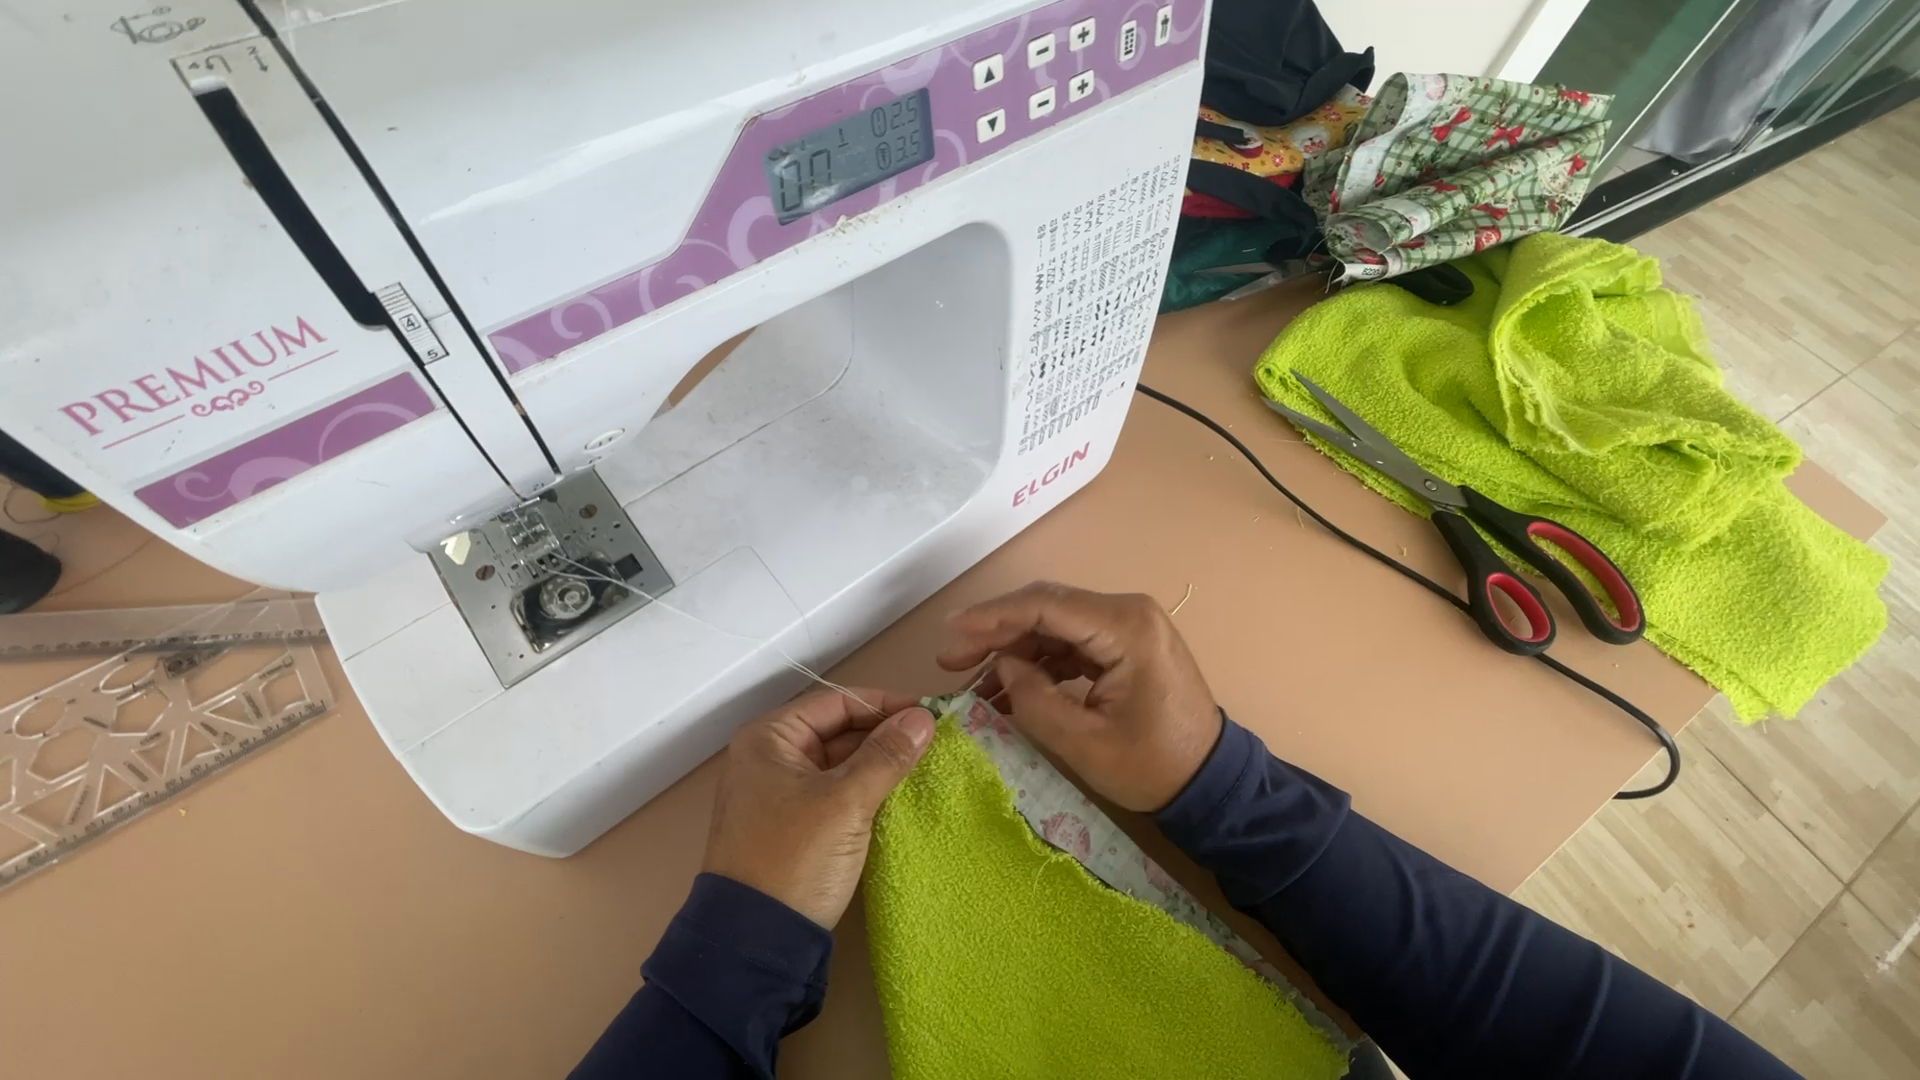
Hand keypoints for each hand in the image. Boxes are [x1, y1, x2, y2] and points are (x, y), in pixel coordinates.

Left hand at [702, 687, 934, 927]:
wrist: (755, 945)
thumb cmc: (796, 858)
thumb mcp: (846, 802)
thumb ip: (886, 755)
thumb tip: (923, 717)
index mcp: (770, 737)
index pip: (837, 701)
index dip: (884, 704)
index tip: (929, 714)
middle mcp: (770, 756)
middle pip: (838, 729)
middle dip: (884, 732)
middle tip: (933, 739)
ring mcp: (779, 791)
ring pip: (839, 760)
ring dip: (878, 760)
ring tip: (925, 761)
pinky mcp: (792, 822)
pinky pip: (835, 789)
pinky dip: (865, 786)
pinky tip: (899, 790)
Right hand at [938, 582, 1221, 811]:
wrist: (1210, 783)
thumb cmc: (1153, 766)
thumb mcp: (1085, 743)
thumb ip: (1034, 700)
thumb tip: (1003, 667)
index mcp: (1125, 627)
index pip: (1045, 606)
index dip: (992, 616)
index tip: (951, 630)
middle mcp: (1126, 613)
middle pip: (1045, 609)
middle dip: (995, 633)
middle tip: (951, 660)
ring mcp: (1126, 627)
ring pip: (1053, 626)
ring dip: (1013, 650)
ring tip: (972, 682)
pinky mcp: (1122, 645)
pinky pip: (1069, 643)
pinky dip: (1037, 663)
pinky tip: (1007, 688)